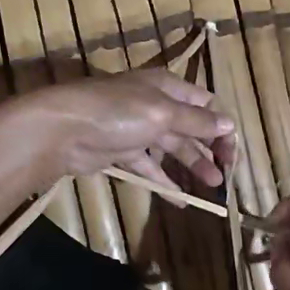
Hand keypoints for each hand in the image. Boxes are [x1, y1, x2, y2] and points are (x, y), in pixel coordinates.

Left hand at [6, 68, 235, 187]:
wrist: (59, 130)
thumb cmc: (116, 112)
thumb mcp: (163, 113)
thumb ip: (197, 121)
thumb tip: (229, 125)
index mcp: (167, 87)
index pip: (205, 104)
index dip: (221, 126)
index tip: (231, 151)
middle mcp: (155, 105)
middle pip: (192, 127)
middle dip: (211, 149)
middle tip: (226, 172)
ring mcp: (137, 129)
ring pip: (174, 149)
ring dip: (194, 166)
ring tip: (213, 186)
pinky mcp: (121, 151)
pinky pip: (151, 167)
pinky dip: (166, 182)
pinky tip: (182, 201)